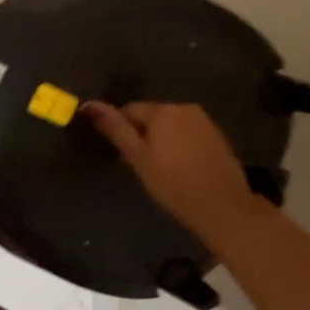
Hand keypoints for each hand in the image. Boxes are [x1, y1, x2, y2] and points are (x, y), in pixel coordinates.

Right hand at [82, 101, 272, 239]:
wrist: (221, 205)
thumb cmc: (171, 181)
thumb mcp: (136, 156)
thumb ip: (114, 128)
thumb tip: (88, 104)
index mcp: (162, 110)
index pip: (129, 110)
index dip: (122, 131)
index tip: (125, 155)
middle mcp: (185, 108)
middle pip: (152, 116)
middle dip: (143, 134)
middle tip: (141, 164)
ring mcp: (204, 121)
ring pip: (171, 125)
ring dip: (162, 140)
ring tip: (161, 168)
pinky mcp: (217, 136)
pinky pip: (188, 134)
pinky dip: (180, 145)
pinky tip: (181, 168)